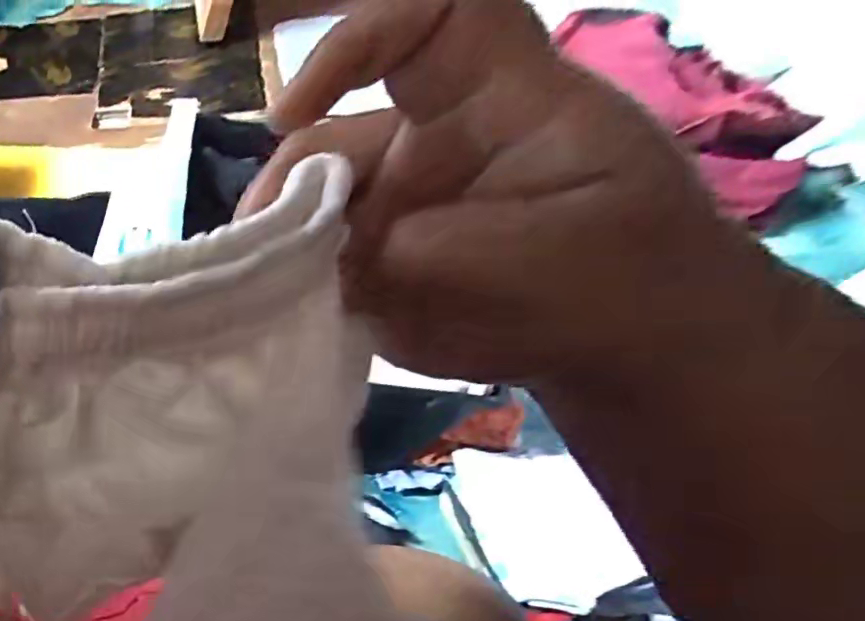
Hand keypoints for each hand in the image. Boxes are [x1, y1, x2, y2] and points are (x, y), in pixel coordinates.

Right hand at [239, 0, 797, 384]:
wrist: (615, 344)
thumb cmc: (612, 276)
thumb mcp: (536, 256)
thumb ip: (429, 251)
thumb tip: (336, 256)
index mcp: (494, 103)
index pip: (429, 21)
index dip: (355, 41)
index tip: (289, 113)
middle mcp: (430, 149)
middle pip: (336, 139)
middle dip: (284, 184)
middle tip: (250, 245)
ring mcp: (398, 214)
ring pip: (315, 210)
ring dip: (279, 243)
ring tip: (251, 286)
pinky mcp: (379, 271)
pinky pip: (321, 270)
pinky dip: (291, 288)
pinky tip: (271, 310)